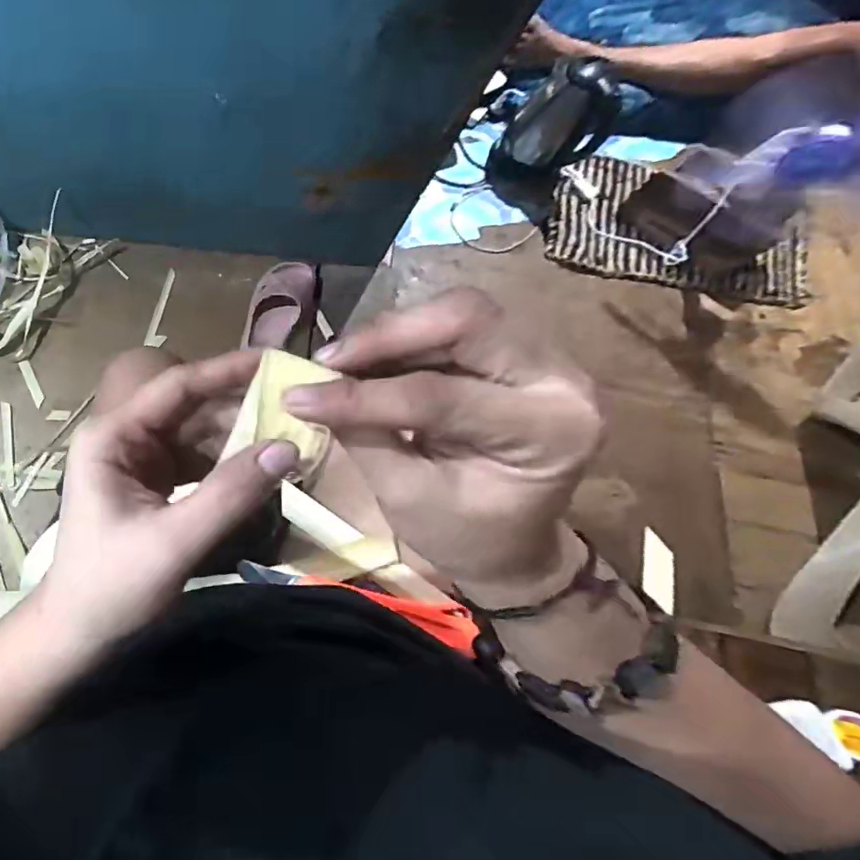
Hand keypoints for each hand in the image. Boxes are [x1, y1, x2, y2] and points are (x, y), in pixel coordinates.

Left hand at [40, 350, 298, 642]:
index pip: (177, 388)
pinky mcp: (150, 482)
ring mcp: (136, 459)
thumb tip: (290, 447)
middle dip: (243, 407)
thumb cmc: (113, 585)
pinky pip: (195, 460)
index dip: (229, 371)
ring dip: (240, 436)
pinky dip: (228, 463)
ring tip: (294, 436)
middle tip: (302, 407)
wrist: (79, 628)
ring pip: (197, 434)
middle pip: (190, 407)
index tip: (281, 362)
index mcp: (111, 436)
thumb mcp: (175, 540)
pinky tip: (263, 466)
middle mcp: (122, 437)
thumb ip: (231, 493)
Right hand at [283, 290, 602, 606]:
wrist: (511, 546)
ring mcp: (544, 357)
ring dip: (389, 334)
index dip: (362, 394)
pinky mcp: (516, 351)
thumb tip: (307, 395)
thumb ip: (362, 438)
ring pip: (457, 313)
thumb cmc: (463, 534)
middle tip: (327, 361)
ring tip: (338, 363)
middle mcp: (561, 378)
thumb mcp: (405, 495)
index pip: (441, 395)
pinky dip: (399, 340)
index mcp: (548, 431)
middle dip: (386, 335)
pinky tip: (363, 362)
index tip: (298, 399)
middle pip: (468, 319)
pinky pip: (451, 326)